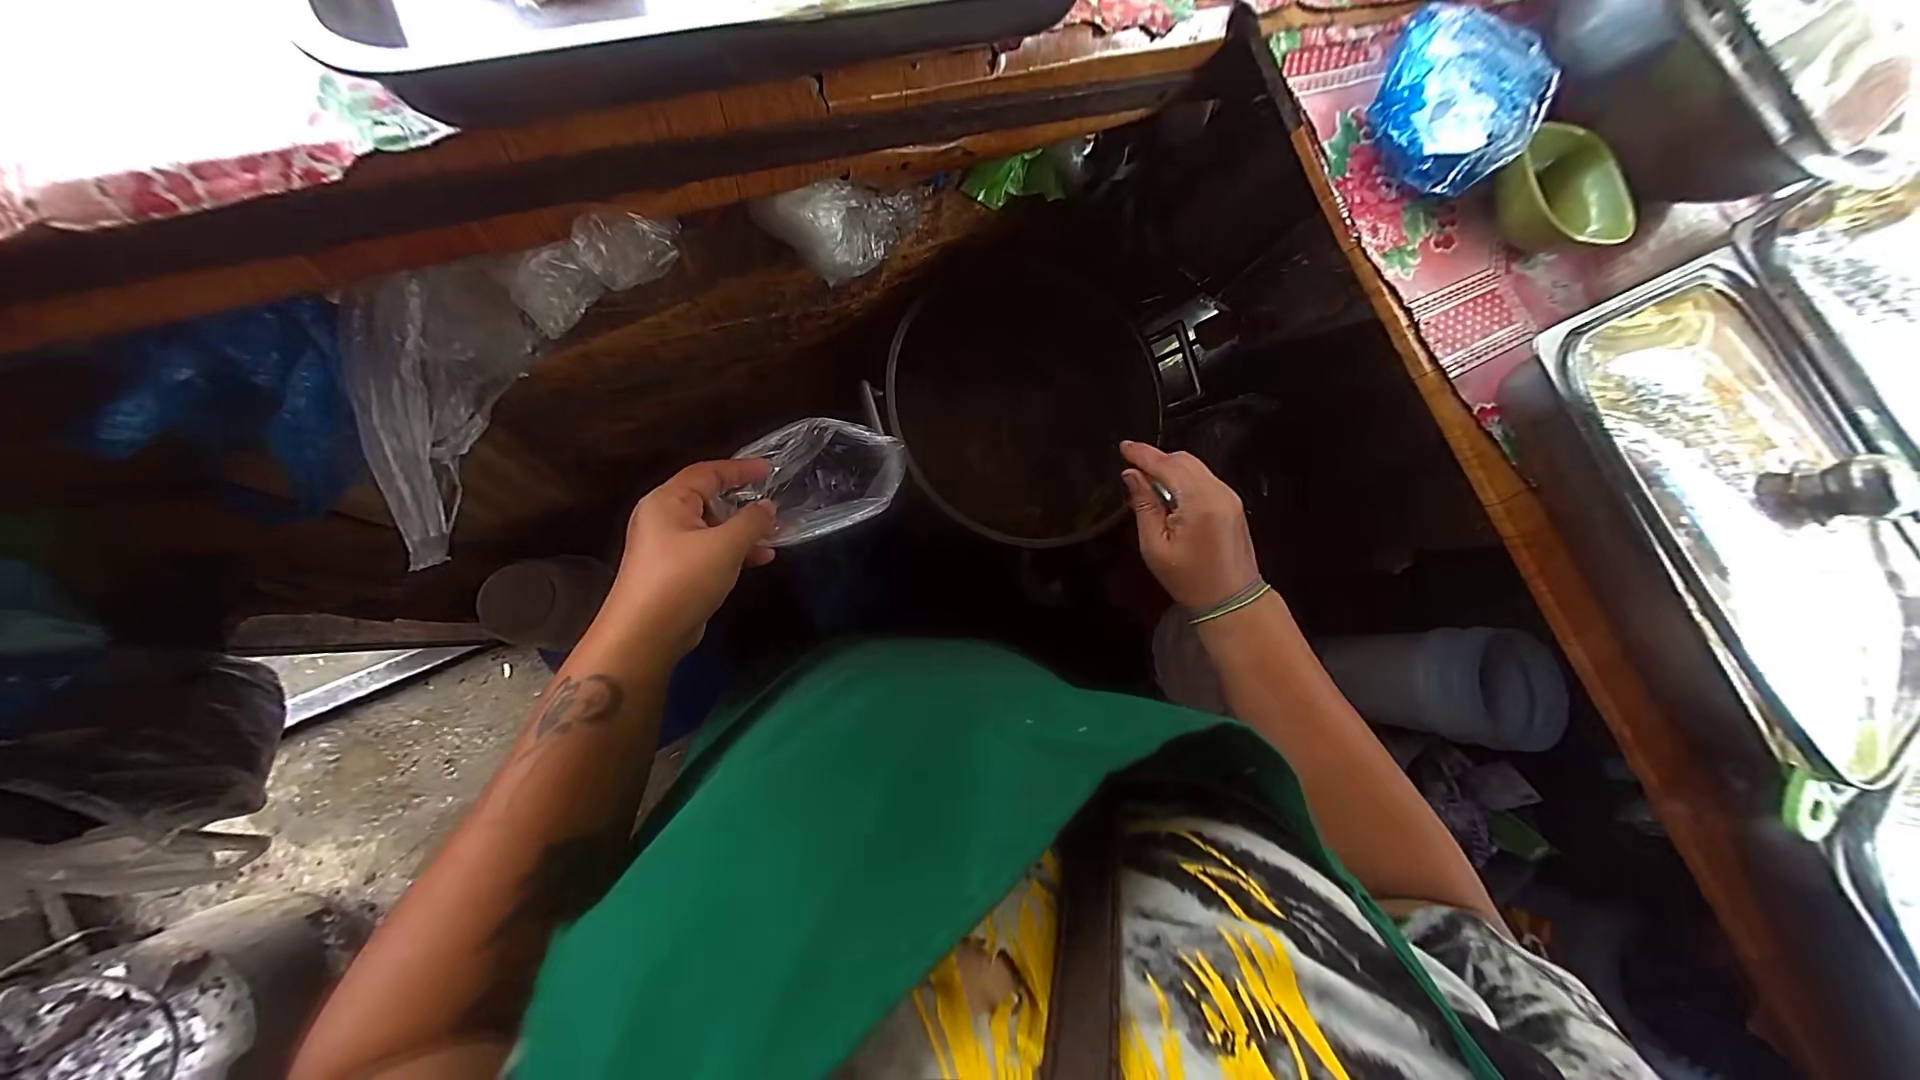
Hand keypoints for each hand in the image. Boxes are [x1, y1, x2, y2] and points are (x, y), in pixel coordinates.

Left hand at [602, 458, 778, 654]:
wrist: (646, 634)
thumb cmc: (683, 579)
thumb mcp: (725, 545)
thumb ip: (752, 521)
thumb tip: (768, 507)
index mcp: (668, 501)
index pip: (708, 472)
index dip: (740, 469)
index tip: (770, 469)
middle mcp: (664, 518)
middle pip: (709, 499)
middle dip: (744, 504)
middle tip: (775, 507)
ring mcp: (668, 545)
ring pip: (713, 527)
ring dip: (744, 531)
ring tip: (775, 536)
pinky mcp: (675, 570)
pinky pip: (710, 549)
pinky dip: (734, 550)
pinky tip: (760, 559)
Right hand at [1120, 441, 1261, 611]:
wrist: (1232, 600)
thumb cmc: (1189, 579)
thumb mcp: (1155, 546)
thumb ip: (1144, 506)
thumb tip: (1132, 475)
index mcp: (1199, 501)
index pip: (1167, 465)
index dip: (1142, 454)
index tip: (1123, 447)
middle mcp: (1218, 491)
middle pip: (1183, 460)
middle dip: (1156, 459)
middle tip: (1131, 468)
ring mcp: (1229, 496)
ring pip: (1195, 467)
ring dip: (1170, 468)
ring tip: (1146, 481)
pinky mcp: (1232, 504)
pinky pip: (1204, 479)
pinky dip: (1183, 478)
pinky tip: (1168, 493)